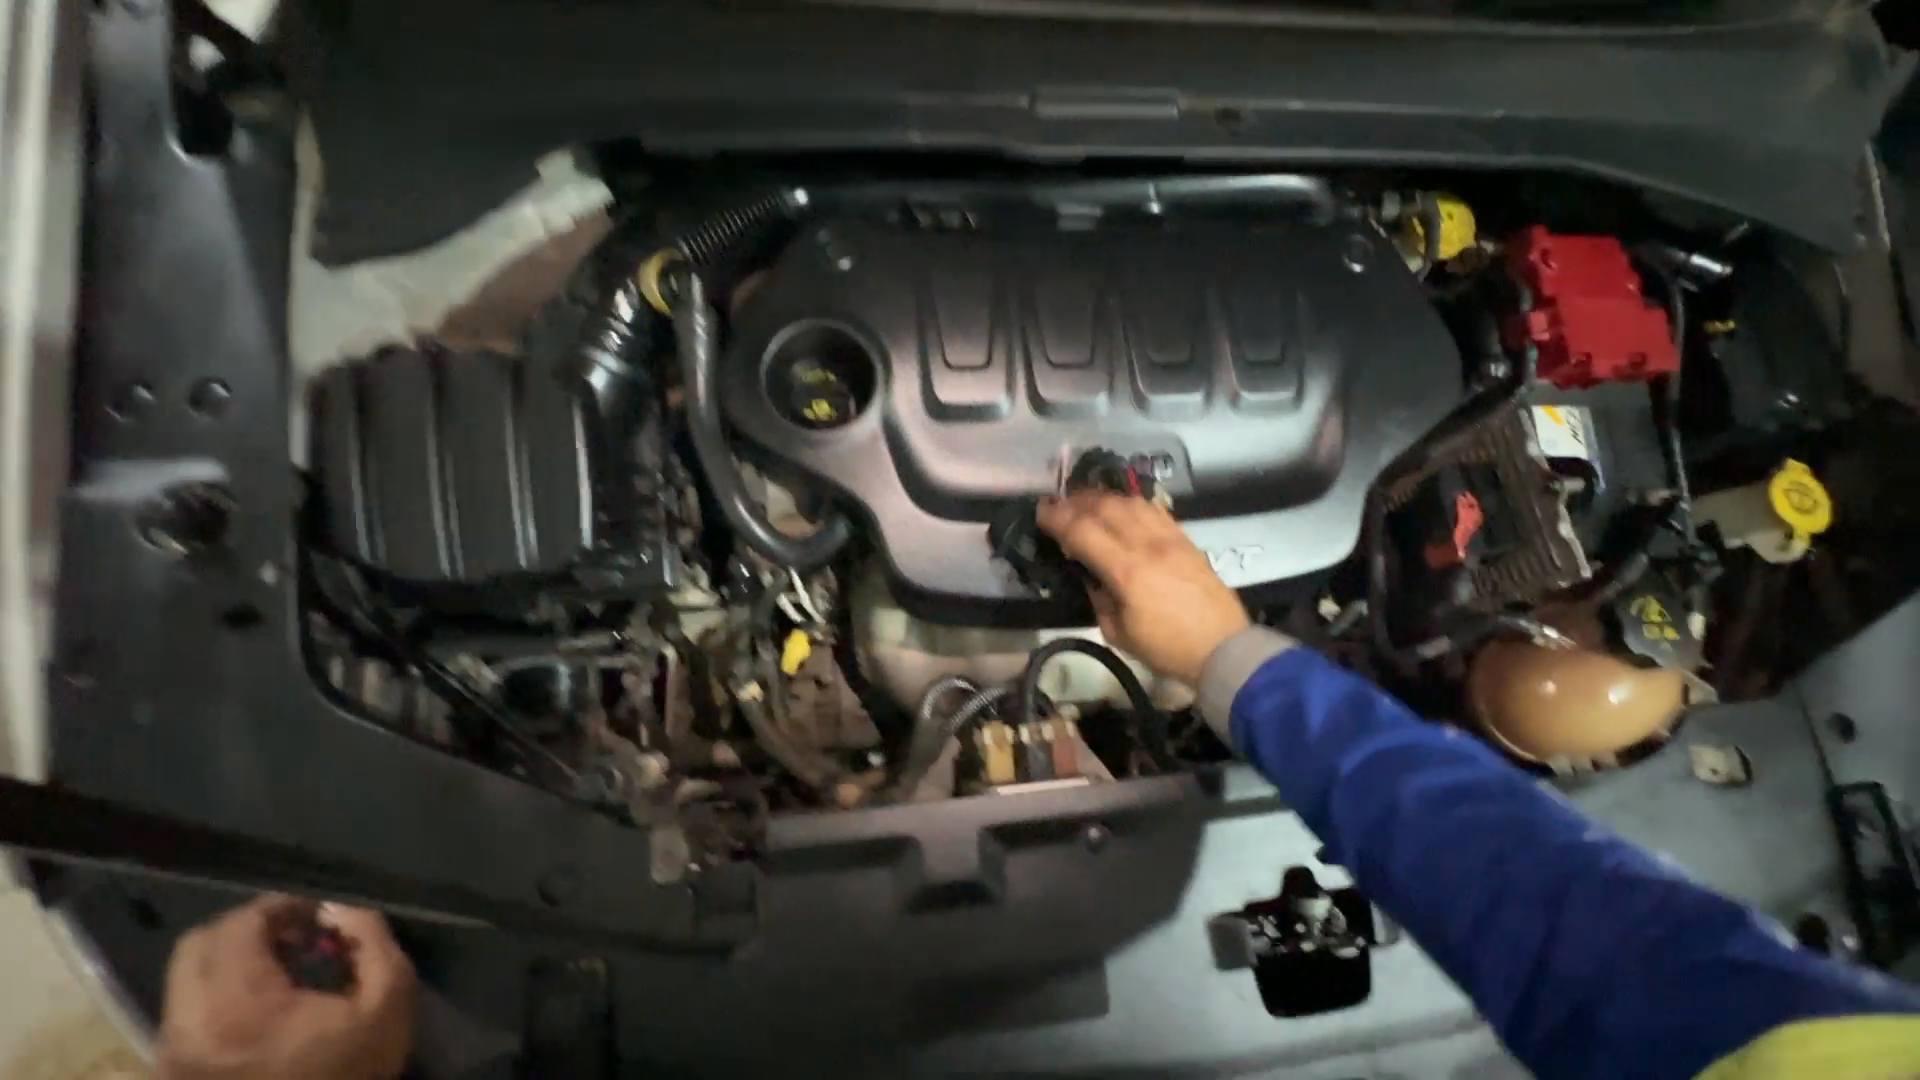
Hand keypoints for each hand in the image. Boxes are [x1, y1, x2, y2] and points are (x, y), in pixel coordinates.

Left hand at [156, 895, 414, 1079]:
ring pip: (185, 977)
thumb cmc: (353, 1068)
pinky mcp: (171, 1073)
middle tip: (296, 931)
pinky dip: (221, 986)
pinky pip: (185, 1008)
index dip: (277, 905)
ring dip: (233, 957)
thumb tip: (337, 907)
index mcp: (241, 1004)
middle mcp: (190, 1026)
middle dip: (249, 927)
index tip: (314, 911)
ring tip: (285, 964)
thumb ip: (369, 938)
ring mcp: (172, 1054)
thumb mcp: (388, 995)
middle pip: (197, 946)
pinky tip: (265, 999)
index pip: (236, 927)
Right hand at [1037, 492, 1250, 684]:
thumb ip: (1098, 598)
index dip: (1056, 518)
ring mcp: (1169, 538)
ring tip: (1084, 502)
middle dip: (1074, 502)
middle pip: (1104, 507)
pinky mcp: (1184, 538)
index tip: (1040, 513)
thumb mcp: (1117, 633)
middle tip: (1057, 506)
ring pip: (1129, 502)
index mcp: (1126, 572)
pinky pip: (1153, 509)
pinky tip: (1119, 507)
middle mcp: (1147, 545)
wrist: (1222, 647)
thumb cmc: (1166, 648)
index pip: (1082, 531)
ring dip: (1101, 498)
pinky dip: (1129, 503)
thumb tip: (1089, 574)